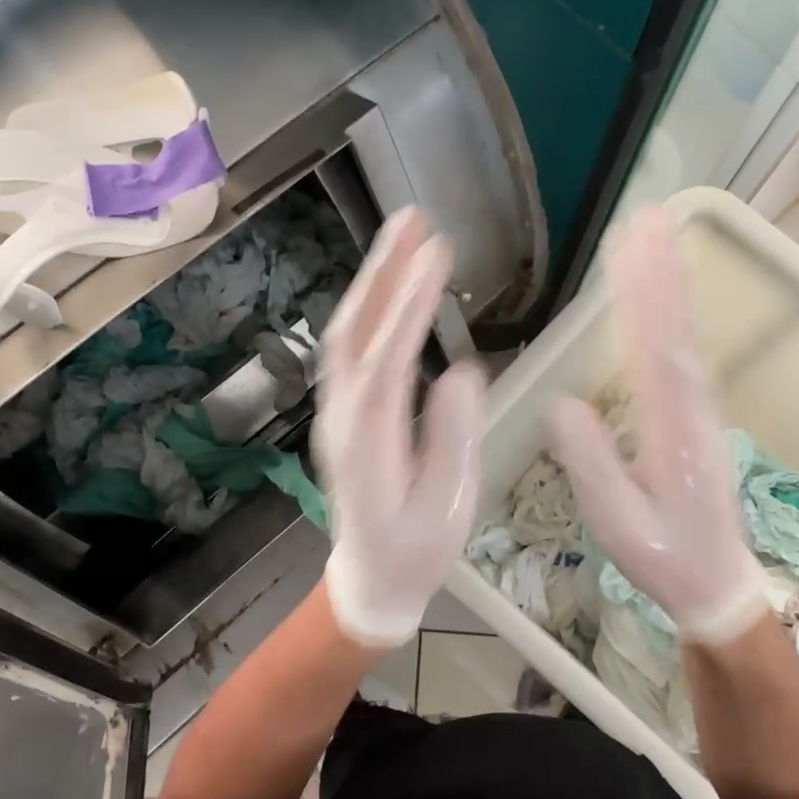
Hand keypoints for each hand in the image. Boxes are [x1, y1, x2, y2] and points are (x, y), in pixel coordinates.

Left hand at [315, 208, 484, 647]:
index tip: (437, 253)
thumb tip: (462, 372)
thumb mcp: (447, 507)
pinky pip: (350, 350)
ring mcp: (336, 413)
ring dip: (373, 282)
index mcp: (369, 443)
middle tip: (413, 219)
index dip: (410, 305)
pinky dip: (369, 309)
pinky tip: (390, 286)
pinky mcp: (344, 413)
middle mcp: (342, 418)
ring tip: (405, 236)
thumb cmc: (416, 552)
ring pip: (347, 336)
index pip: (387, 360)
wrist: (371, 579)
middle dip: (382, 272)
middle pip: (355, 332)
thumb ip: (454, 439)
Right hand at [546, 206, 769, 644]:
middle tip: (646, 217)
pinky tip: (661, 297)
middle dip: (659, 271)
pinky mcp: (698, 415)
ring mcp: (701, 409)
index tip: (628, 247)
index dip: (643, 296)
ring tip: (653, 238)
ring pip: (684, 336)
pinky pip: (684, 353)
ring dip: (669, 284)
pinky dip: (672, 316)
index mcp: (674, 431)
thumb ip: (591, 463)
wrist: (716, 583)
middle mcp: (695, 408)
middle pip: (675, 329)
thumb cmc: (663, 558)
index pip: (656, 351)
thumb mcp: (618, 523)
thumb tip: (561, 402)